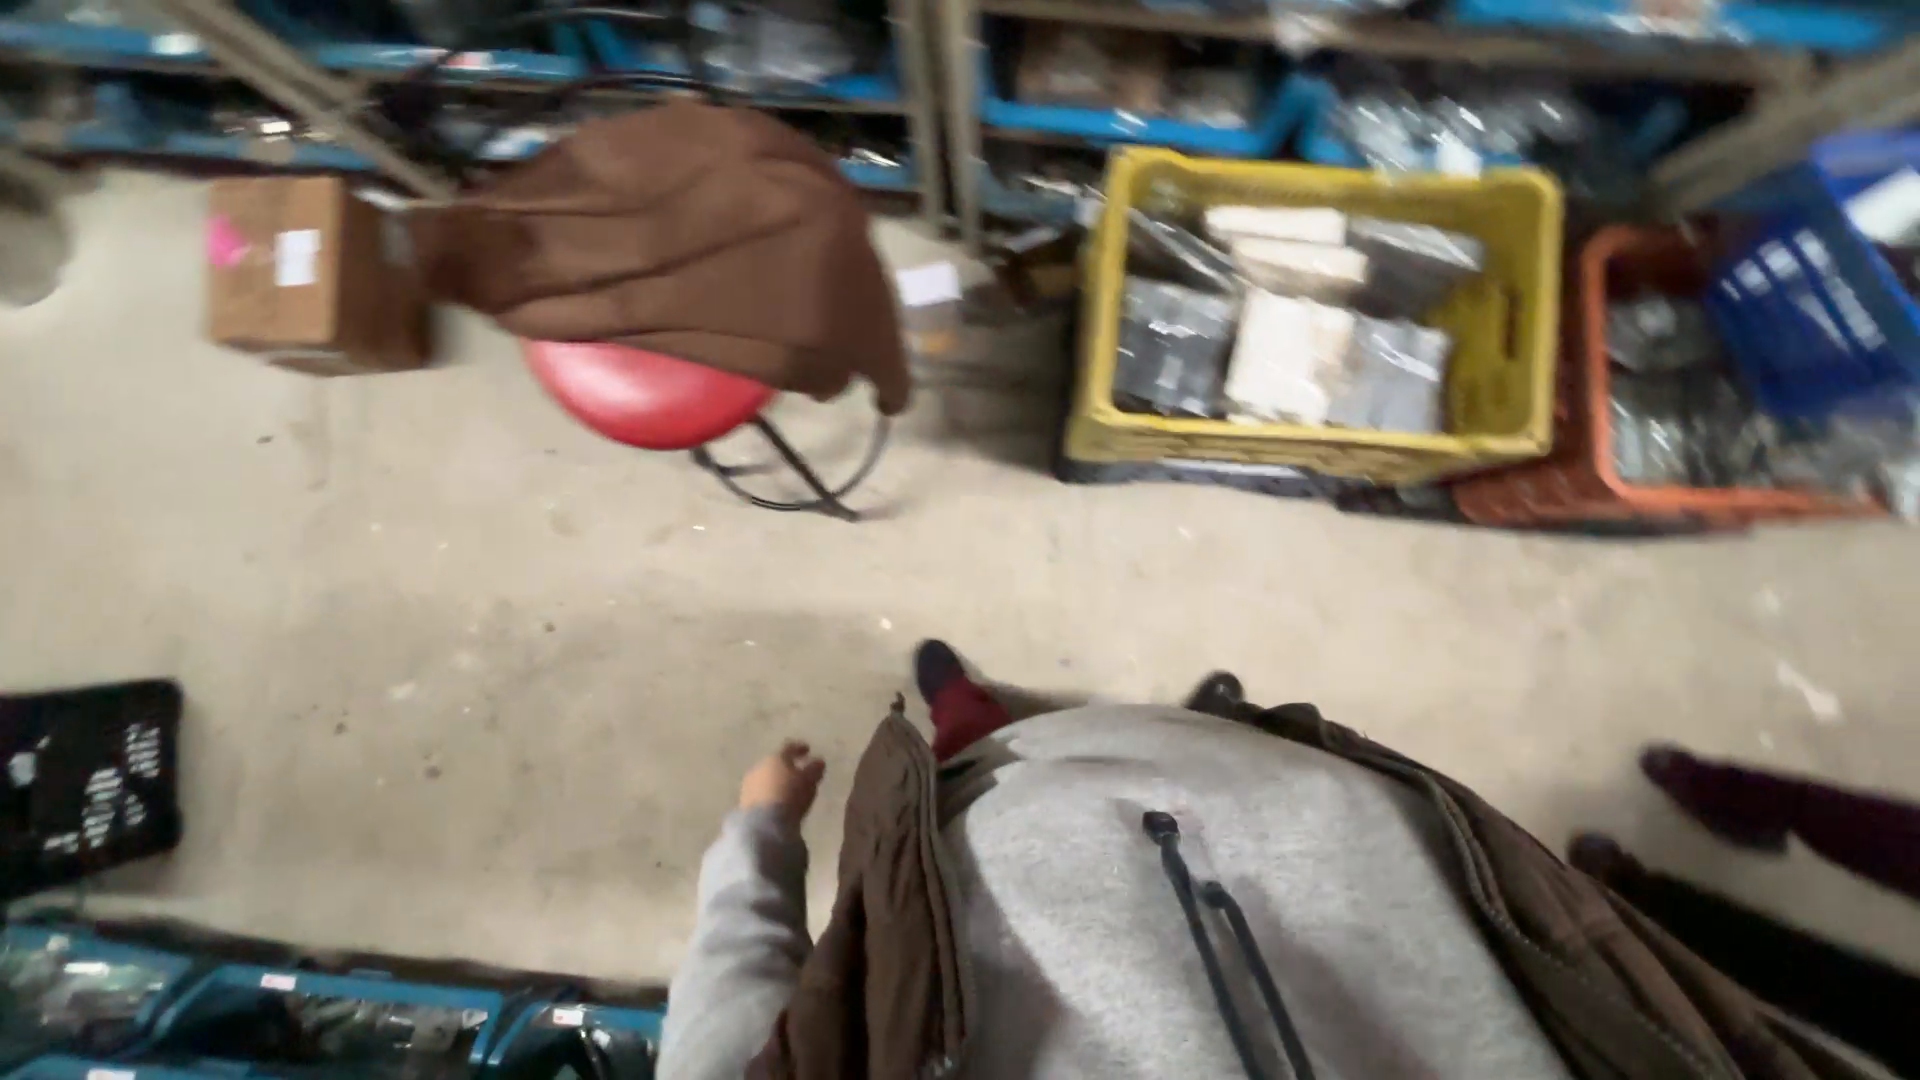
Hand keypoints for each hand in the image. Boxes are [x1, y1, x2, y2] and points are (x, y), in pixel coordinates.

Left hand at [739, 740, 826, 823]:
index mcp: (776, 757)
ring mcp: (749, 784)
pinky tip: (777, 803)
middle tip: (798, 773)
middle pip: (775, 763)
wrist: (763, 824)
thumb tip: (818, 761)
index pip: (789, 747)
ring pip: (766, 778)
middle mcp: (760, 767)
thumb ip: (814, 769)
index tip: (807, 750)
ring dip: (777, 782)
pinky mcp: (744, 801)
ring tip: (789, 791)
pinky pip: (761, 793)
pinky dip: (770, 794)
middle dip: (787, 767)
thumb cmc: (790, 795)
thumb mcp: (809, 781)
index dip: (799, 748)